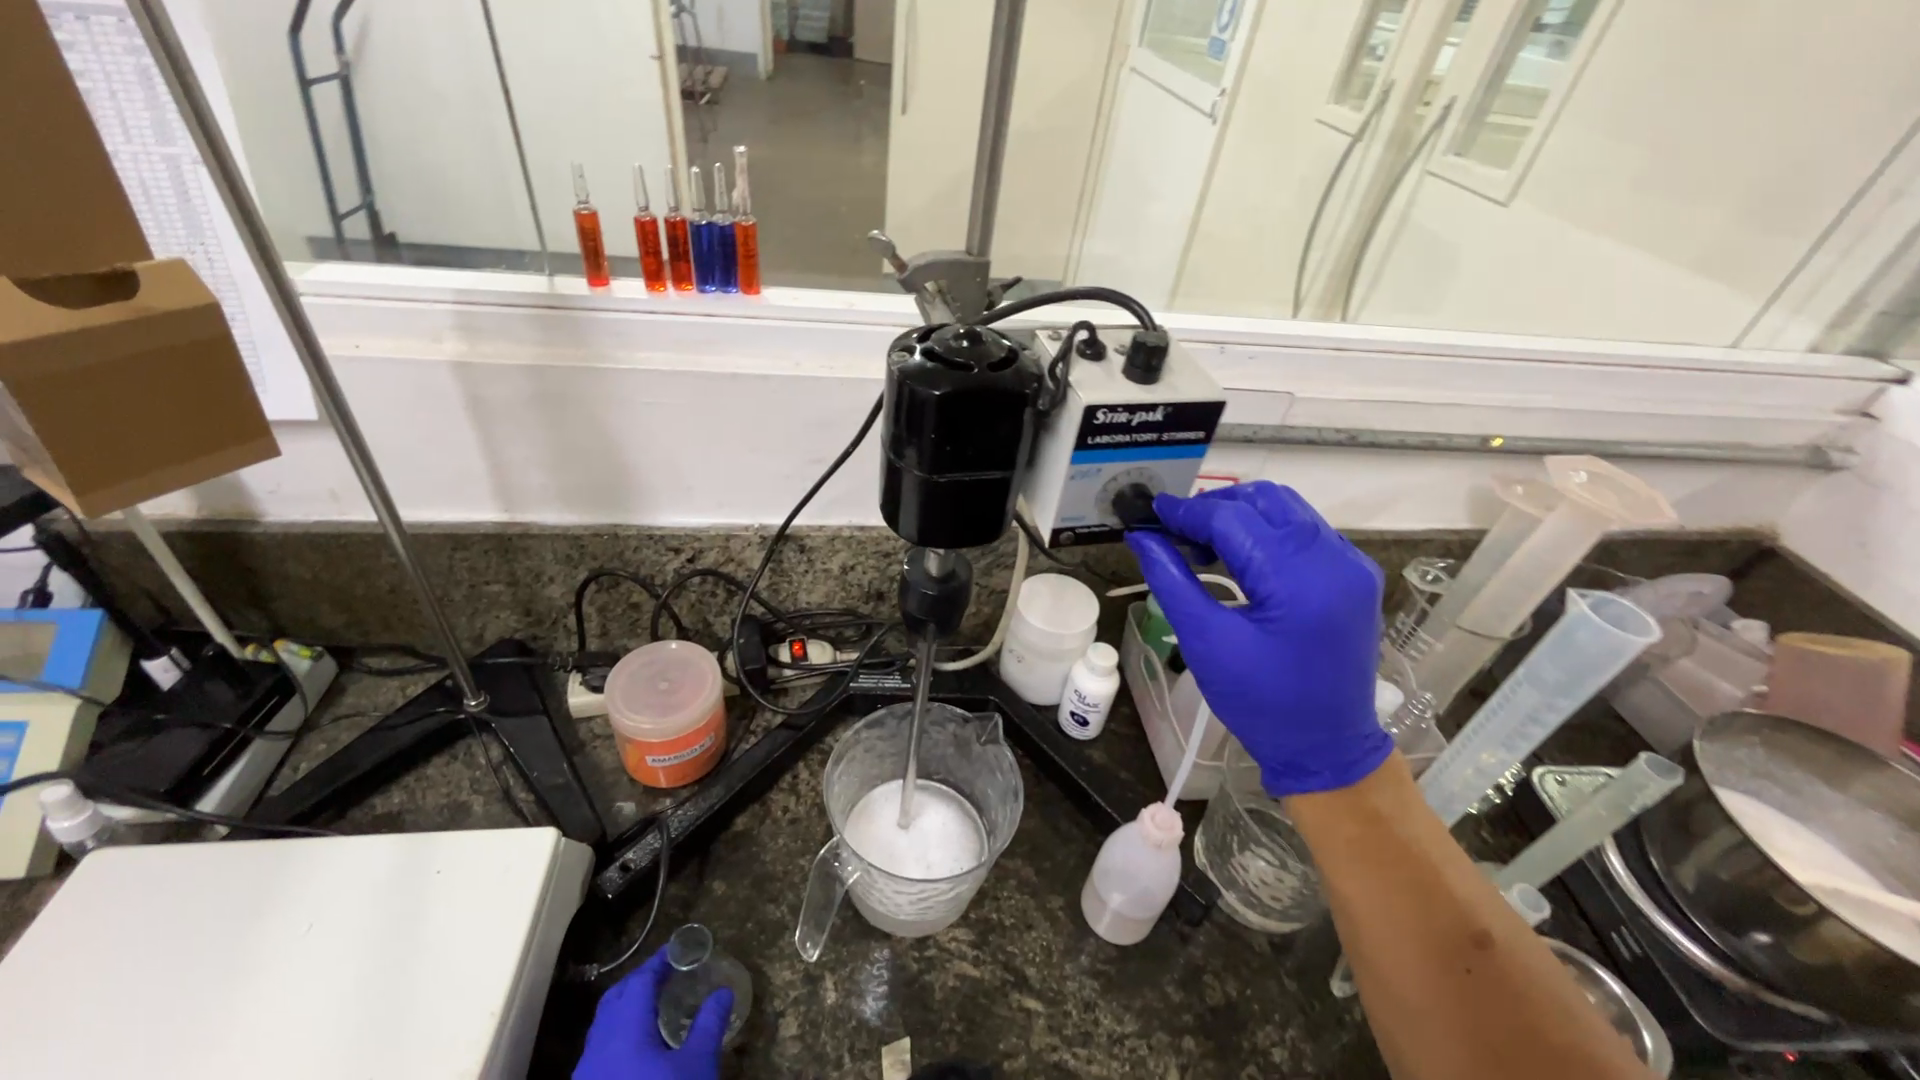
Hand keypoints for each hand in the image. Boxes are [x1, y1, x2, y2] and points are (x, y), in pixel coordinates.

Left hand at [574, 946, 733, 1079]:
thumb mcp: (697, 1065)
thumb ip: (709, 1024)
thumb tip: (723, 991)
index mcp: (625, 1029)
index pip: (640, 981)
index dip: (659, 961)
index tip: (679, 948)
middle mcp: (599, 1044)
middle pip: (615, 998)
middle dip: (640, 980)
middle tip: (667, 972)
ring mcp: (587, 1070)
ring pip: (603, 1024)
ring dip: (627, 1005)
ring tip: (655, 1002)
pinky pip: (600, 1046)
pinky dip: (620, 1030)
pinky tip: (639, 1044)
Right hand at [1126, 481, 1390, 796]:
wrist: (1326, 747)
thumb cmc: (1260, 702)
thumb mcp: (1206, 641)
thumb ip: (1171, 580)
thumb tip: (1141, 537)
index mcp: (1297, 578)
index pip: (1232, 519)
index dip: (1187, 512)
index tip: (1151, 512)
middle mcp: (1333, 559)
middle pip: (1266, 500)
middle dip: (1216, 507)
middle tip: (1177, 532)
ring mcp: (1351, 565)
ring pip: (1289, 510)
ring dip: (1243, 515)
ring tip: (1205, 545)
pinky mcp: (1356, 575)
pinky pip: (1307, 532)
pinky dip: (1270, 531)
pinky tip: (1243, 558)